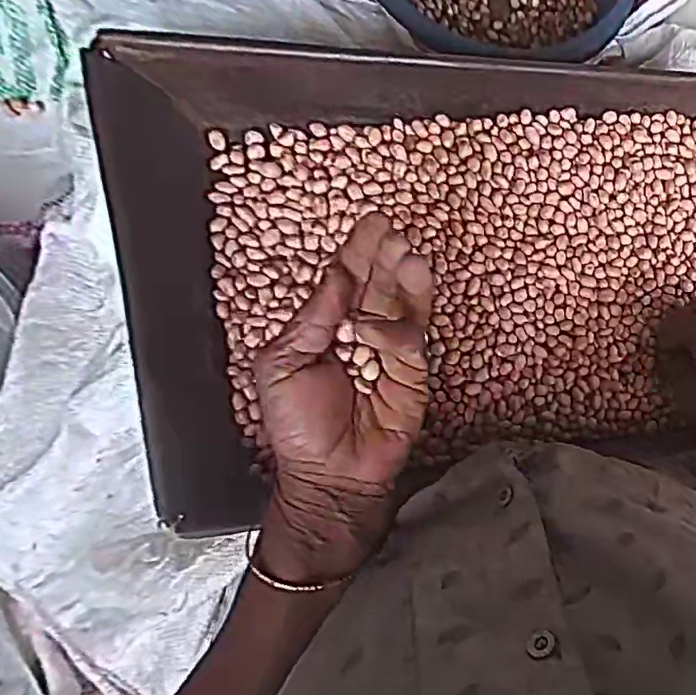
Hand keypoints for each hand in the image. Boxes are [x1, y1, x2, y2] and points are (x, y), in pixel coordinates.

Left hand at [252, 214, 433, 583]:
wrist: (328, 471)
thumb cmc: (298, 424)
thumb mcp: (281, 363)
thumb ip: (312, 319)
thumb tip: (336, 279)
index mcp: (329, 329)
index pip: (348, 281)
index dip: (359, 252)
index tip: (373, 223)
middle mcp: (363, 336)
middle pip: (380, 288)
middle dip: (387, 259)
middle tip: (395, 232)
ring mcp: (391, 357)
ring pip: (403, 311)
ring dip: (408, 284)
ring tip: (410, 257)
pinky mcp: (414, 379)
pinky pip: (410, 347)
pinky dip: (396, 334)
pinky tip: (381, 327)